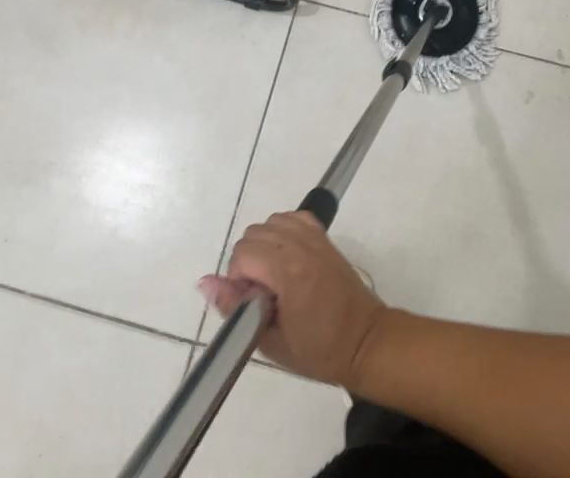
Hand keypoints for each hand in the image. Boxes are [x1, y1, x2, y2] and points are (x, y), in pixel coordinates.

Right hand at [198, 211, 387, 387]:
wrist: (365, 341)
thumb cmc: (319, 350)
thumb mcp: (270, 341)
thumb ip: (236, 308)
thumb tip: (205, 282)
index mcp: (289, 272)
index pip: (243, 254)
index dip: (239, 280)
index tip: (253, 303)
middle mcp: (301, 246)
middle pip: (253, 234)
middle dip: (248, 262)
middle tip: (262, 294)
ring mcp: (315, 238)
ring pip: (270, 222)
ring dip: (264, 245)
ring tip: (273, 276)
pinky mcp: (324, 237)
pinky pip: (292, 218)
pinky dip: (282, 231)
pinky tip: (285, 257)